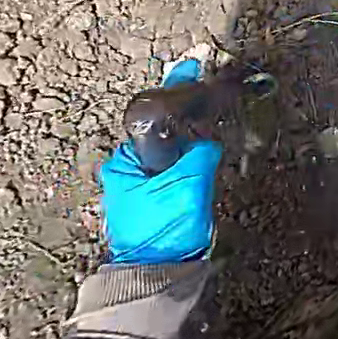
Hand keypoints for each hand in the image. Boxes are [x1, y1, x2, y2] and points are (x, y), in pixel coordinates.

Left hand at [99, 60, 221, 263]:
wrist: (156, 273)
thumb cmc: (165, 229)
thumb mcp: (187, 185)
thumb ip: (199, 154)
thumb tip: (206, 141)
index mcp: (128, 160)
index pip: (154, 115)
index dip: (176, 89)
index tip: (192, 65)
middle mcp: (127, 167)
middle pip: (161, 127)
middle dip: (185, 110)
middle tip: (210, 89)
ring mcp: (138, 182)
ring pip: (167, 145)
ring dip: (188, 132)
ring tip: (210, 115)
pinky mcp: (152, 195)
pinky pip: (172, 162)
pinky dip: (187, 151)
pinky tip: (202, 150)